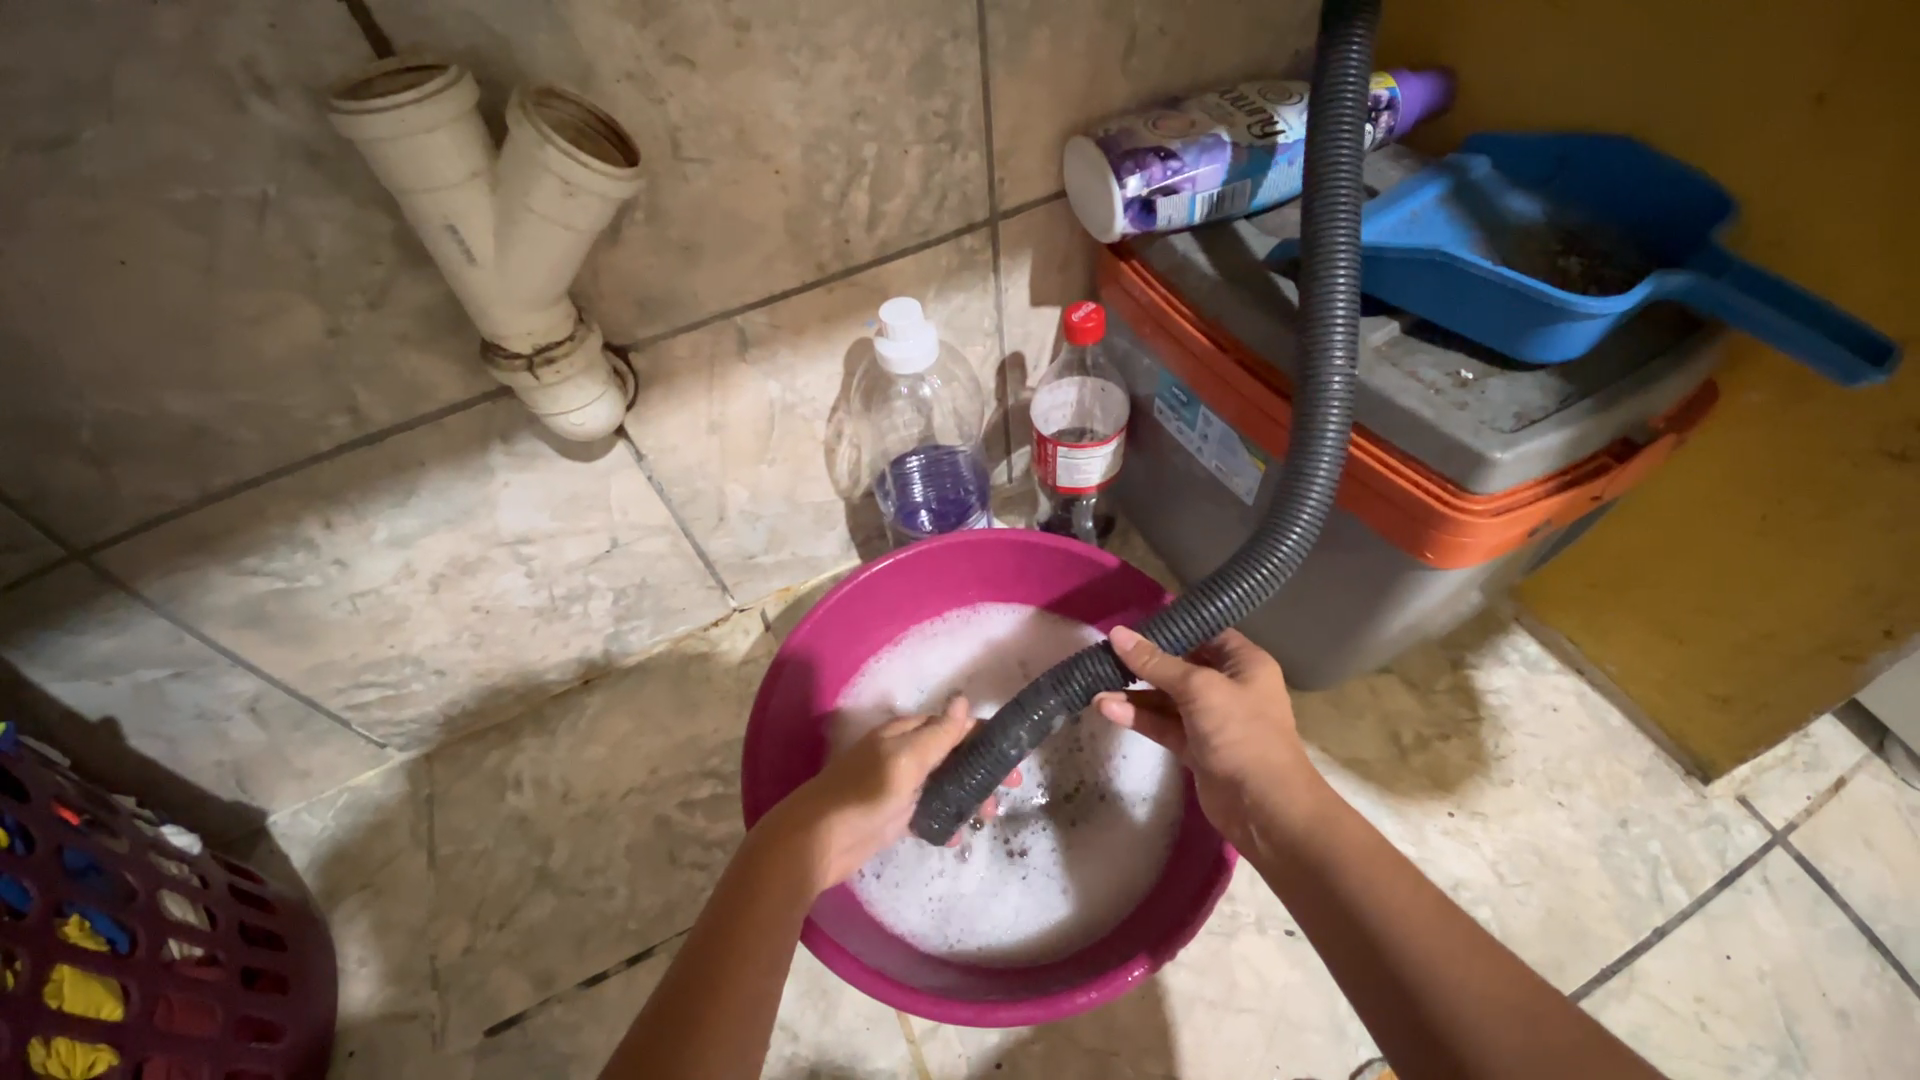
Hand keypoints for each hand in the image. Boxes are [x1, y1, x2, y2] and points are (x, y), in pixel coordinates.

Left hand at [755, 695, 1016, 895]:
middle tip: (1010, 790)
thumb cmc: (864, 794)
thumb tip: (964, 700)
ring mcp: (899, 787)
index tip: (1012, 756)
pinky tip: (957, 835)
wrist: (818, 841)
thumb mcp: (906, 760)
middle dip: (982, 769)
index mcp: (904, 734)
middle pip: (952, 755)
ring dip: (969, 796)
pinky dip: (947, 819)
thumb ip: (938, 734)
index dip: (983, 737)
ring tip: (988, 817)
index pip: (951, 725)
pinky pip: (930, 812)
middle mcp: (903, 755)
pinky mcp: (895, 816)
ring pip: (945, 784)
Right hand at [1094, 626, 1315, 848]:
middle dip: (1144, 662)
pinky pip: (1162, 724)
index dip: (1172, 628)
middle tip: (1105, 654)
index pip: (1205, 633)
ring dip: (1134, 693)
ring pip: (1166, 698)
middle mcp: (1229, 687)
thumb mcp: (1199, 689)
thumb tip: (1117, 634)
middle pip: (1180, 666)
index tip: (1133, 625)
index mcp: (1244, 663)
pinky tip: (1107, 709)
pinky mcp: (1195, 747)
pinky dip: (1138, 717)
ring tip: (1096, 685)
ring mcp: (1211, 719)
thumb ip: (1156, 663)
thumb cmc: (1241, 733)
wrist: (1265, 807)